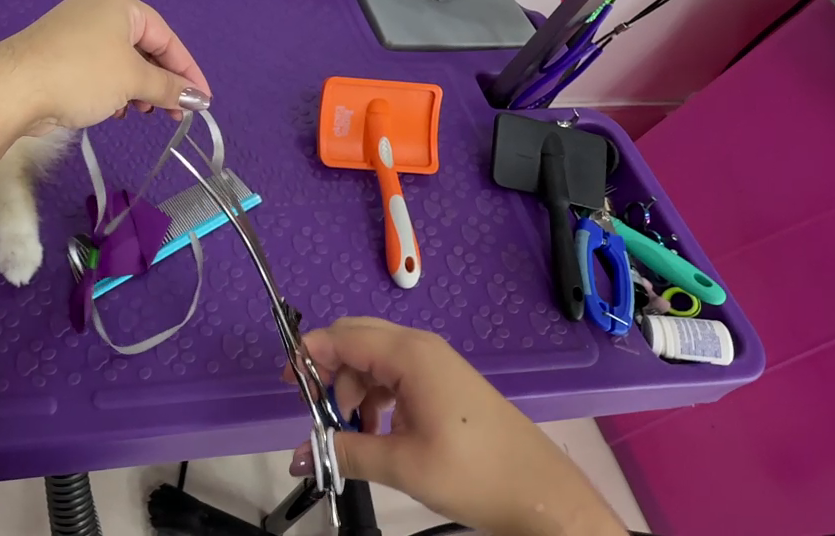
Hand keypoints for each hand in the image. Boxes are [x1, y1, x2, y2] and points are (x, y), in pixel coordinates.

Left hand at [0, 0, 209, 133]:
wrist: (14, 87)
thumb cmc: (82, 73)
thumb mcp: (133, 79)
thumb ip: (168, 87)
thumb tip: (197, 99)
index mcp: (120, 3)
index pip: (166, 37)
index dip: (187, 71)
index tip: (203, 102)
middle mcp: (99, 10)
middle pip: (144, 48)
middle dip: (160, 82)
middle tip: (173, 113)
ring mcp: (77, 32)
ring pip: (121, 62)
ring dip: (136, 89)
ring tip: (140, 112)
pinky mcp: (60, 54)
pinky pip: (99, 70)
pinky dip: (112, 90)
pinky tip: (111, 111)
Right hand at [291, 318, 623, 535]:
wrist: (545, 499)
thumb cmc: (474, 473)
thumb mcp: (403, 465)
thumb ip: (345, 452)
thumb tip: (296, 457)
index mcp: (409, 354)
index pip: (342, 336)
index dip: (309, 354)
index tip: (289, 385)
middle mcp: (419, 346)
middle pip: (356, 338)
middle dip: (329, 368)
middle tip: (315, 407)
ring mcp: (434, 363)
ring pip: (374, 358)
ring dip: (352, 386)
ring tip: (350, 429)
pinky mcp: (443, 382)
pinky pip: (394, 374)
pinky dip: (375, 395)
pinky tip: (376, 431)